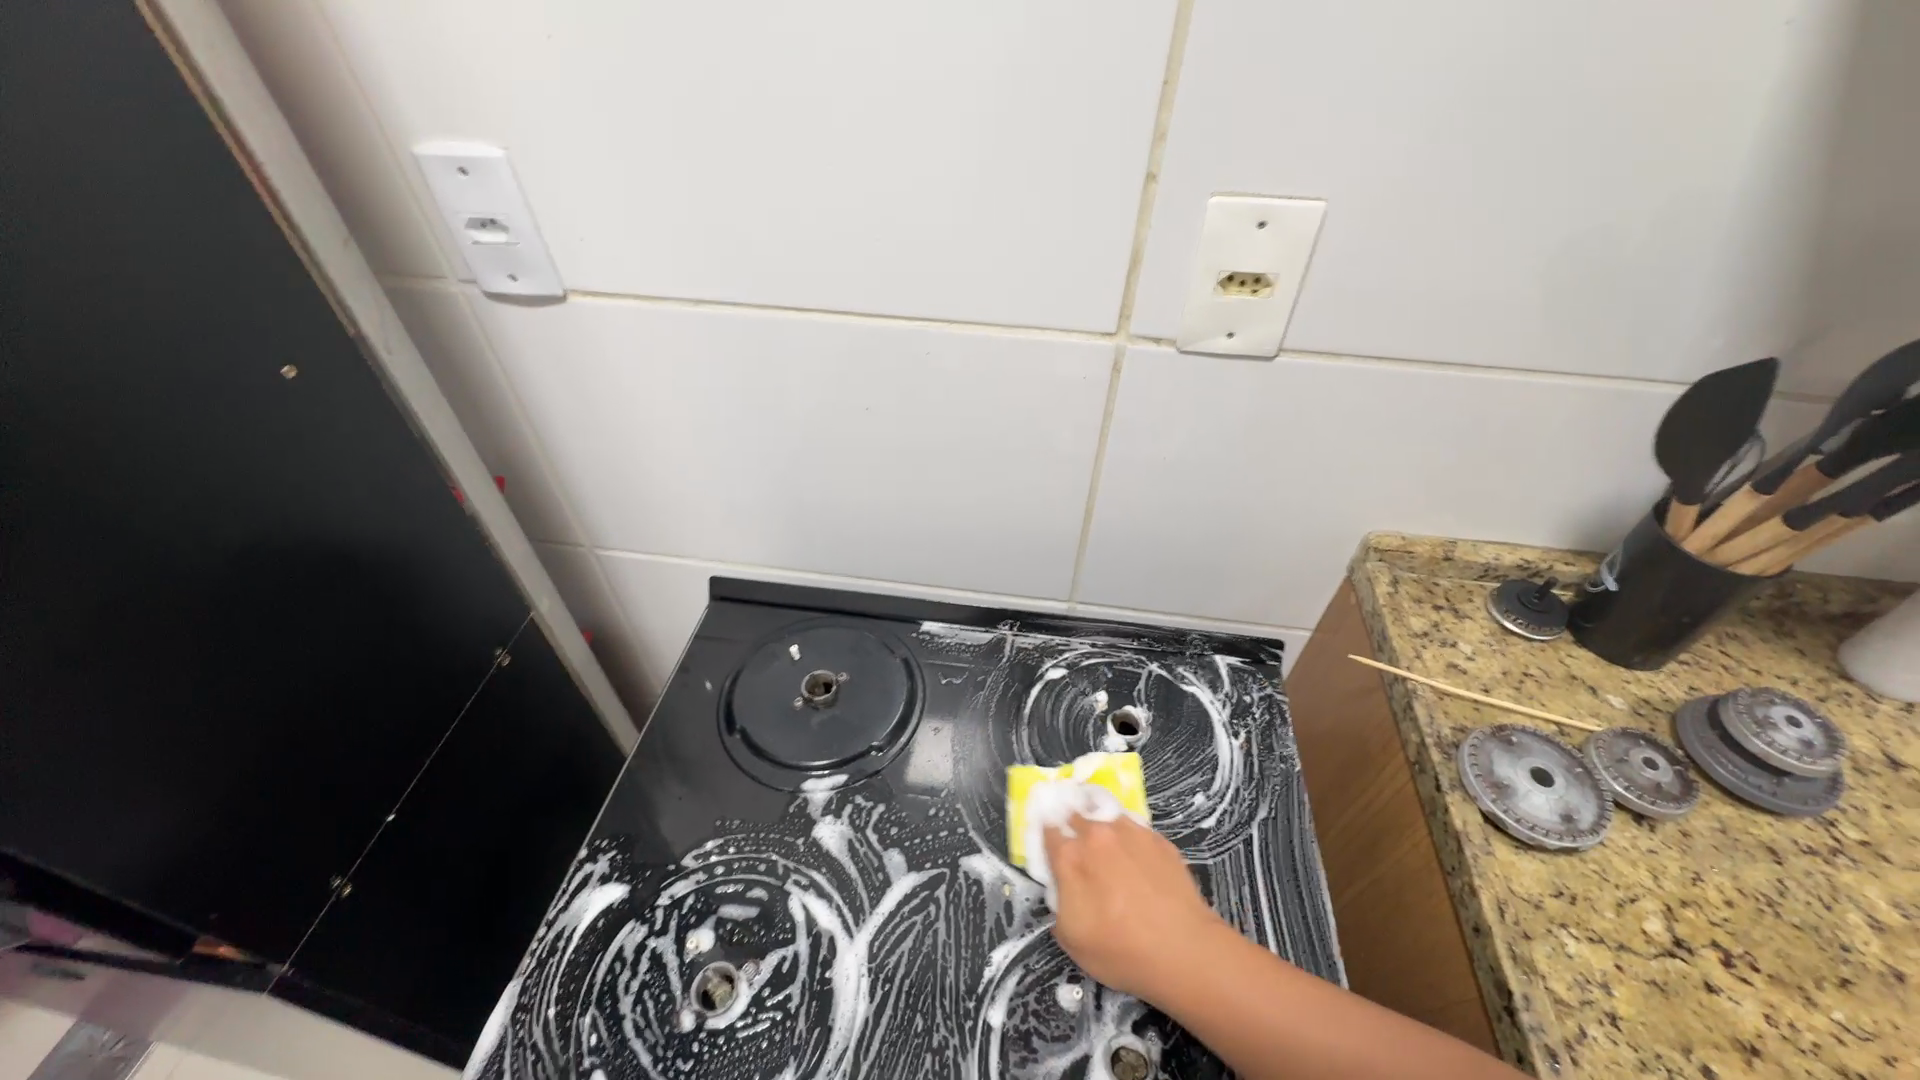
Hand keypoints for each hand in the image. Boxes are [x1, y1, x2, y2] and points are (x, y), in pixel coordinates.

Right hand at [1041, 815, 1230, 999]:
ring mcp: (1132, 833)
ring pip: (1108, 820)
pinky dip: (1130, 840)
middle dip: (1074, 830)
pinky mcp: (1160, 840)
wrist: (1183, 951)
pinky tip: (1137, 861)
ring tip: (1111, 853)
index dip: (1048, 837)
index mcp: (1070, 857)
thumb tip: (1061, 886)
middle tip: (1081, 853)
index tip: (1051, 847)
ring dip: (1103, 831)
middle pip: (1076, 817)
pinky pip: (1136, 830)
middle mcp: (1098, 835)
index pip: (1048, 831)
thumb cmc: (1120, 950)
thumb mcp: (1070, 938)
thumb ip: (1057, 901)